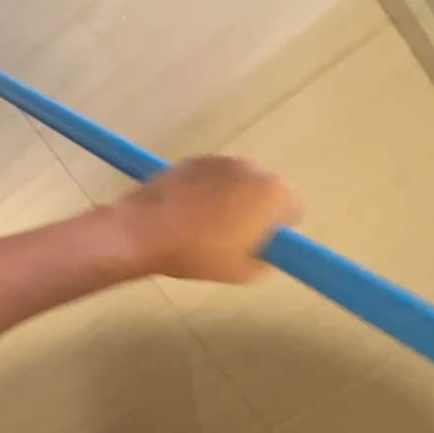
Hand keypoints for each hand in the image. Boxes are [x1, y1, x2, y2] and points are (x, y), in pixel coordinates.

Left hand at [108, 155, 300, 282]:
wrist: (140, 231)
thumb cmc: (195, 252)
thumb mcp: (241, 272)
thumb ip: (265, 262)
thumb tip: (264, 255)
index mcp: (273, 192)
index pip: (294, 209)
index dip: (278, 230)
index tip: (258, 244)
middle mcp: (252, 167)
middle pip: (265, 191)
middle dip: (254, 211)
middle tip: (229, 237)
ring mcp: (218, 160)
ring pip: (236, 182)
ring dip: (229, 198)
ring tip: (201, 225)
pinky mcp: (190, 160)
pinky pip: (209, 177)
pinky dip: (204, 190)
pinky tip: (183, 211)